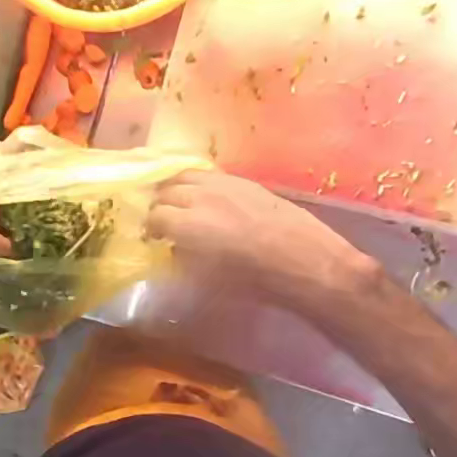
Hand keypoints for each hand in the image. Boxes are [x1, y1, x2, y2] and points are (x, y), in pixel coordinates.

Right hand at [148, 170, 384, 313]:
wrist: (306, 263)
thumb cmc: (254, 282)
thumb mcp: (207, 279)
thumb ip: (183, 258)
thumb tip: (175, 248)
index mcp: (188, 224)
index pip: (154, 216)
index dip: (150, 228)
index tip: (154, 239)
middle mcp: (201, 197)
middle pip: (166, 191)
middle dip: (160, 206)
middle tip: (164, 222)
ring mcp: (225, 184)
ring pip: (185, 175)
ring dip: (176, 188)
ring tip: (179, 203)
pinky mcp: (245, 181)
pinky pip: (210, 174)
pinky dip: (198, 183)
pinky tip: (205, 197)